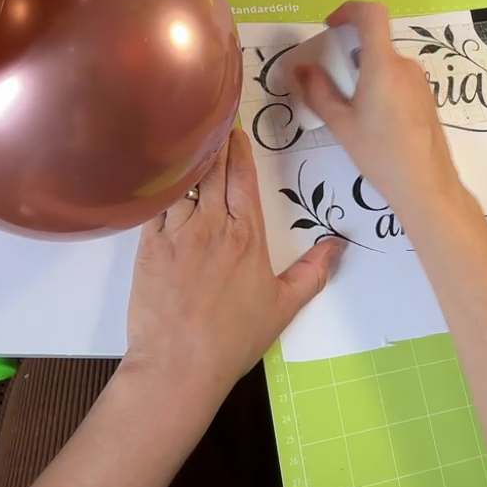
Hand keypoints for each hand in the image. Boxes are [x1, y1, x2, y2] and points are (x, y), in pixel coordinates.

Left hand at [124, 128, 341, 399]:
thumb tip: (338, 246)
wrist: (179, 365)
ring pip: (183, 180)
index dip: (238, 149)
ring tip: (184, 139)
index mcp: (247, 234)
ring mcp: (177, 231)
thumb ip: (313, 272)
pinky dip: (157, 183)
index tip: (234, 130)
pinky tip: (156, 170)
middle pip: (212, 169)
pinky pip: (153, 202)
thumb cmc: (233, 339)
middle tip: (209, 121)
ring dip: (186, 158)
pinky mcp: (148, 244)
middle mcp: (213, 224)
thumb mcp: (283, 307)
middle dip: (212, 143)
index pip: (242, 177)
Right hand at [293, 1, 477, 228]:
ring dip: (363, 71)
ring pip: (384, 62)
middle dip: (348, 51)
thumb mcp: (340, 124)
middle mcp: (404, 66)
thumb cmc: (380, 155)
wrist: (426, 186)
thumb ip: (318, 91)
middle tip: (329, 77)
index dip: (348, 10)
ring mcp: (418, 81)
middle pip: (374, 41)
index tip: (331, 26)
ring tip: (348, 105)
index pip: (371, 14)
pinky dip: (378, 84)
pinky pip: (397, 78)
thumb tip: (301, 69)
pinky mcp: (425, 97)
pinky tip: (370, 118)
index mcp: (382, 65)